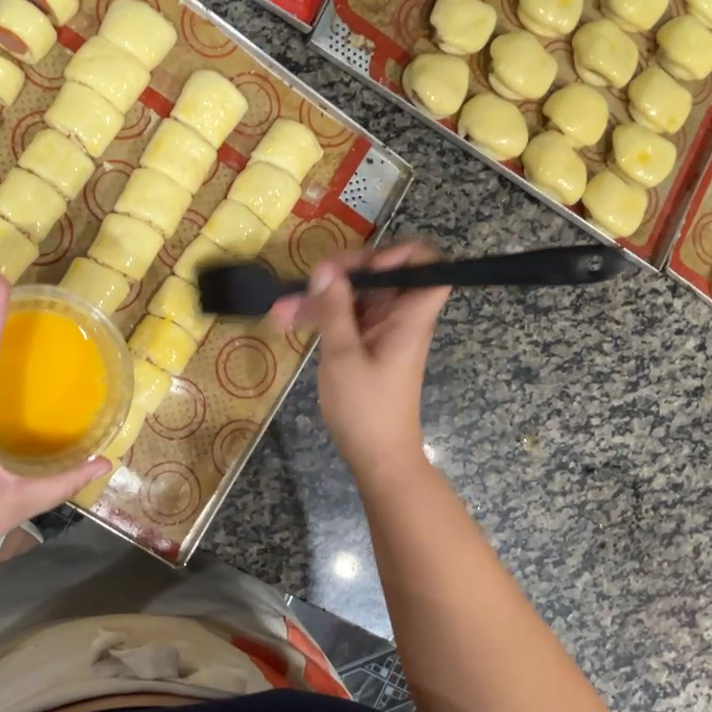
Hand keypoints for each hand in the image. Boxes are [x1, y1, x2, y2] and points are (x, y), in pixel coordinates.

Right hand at [269, 242, 450, 480]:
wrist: (378, 457)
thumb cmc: (366, 409)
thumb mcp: (343, 357)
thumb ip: (334, 310)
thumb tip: (325, 269)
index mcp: (410, 316)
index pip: (428, 264)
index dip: (399, 254)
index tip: (365, 267)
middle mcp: (401, 317)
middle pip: (383, 274)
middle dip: (343, 273)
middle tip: (311, 281)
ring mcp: (384, 331)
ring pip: (357, 297)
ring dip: (322, 297)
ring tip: (283, 308)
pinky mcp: (367, 346)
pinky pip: (347, 318)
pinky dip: (322, 317)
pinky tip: (289, 320)